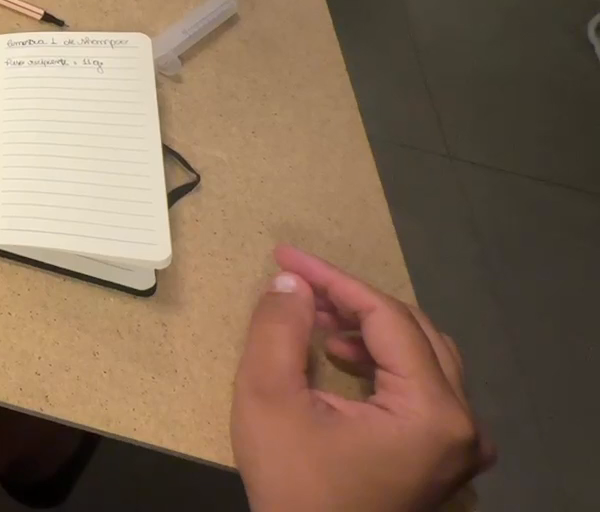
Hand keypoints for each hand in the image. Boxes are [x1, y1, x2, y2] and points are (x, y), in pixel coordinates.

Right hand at [233, 245, 492, 511]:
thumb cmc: (294, 474)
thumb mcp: (267, 393)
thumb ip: (277, 329)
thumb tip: (290, 282)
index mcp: (432, 411)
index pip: (387, 318)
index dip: (332, 279)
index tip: (282, 256)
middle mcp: (464, 425)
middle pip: (416, 333)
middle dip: (350, 298)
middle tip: (294, 281)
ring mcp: (460, 445)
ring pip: (424, 356)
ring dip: (365, 326)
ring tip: (310, 316)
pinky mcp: (442, 456)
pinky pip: (422, 384)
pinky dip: (378, 356)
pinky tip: (336, 356)